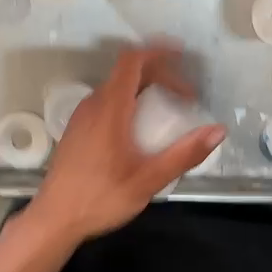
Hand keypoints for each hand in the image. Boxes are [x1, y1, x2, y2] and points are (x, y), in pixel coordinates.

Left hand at [22, 44, 224, 244]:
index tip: (182, 56)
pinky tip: (140, 133)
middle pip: (127, 73)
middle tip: (185, 97)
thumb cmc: (100, 198)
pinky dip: (128, 105)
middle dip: (159, 75)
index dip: (158, 51)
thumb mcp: (149, 180)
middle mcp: (92, 106)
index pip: (133, 61)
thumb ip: (184, 154)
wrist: (54, 220)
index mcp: (110, 109)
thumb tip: (218, 131)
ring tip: (167, 114)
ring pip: (116, 90)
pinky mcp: (76, 132)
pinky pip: (106, 105)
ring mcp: (81, 118)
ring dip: (144, 92)